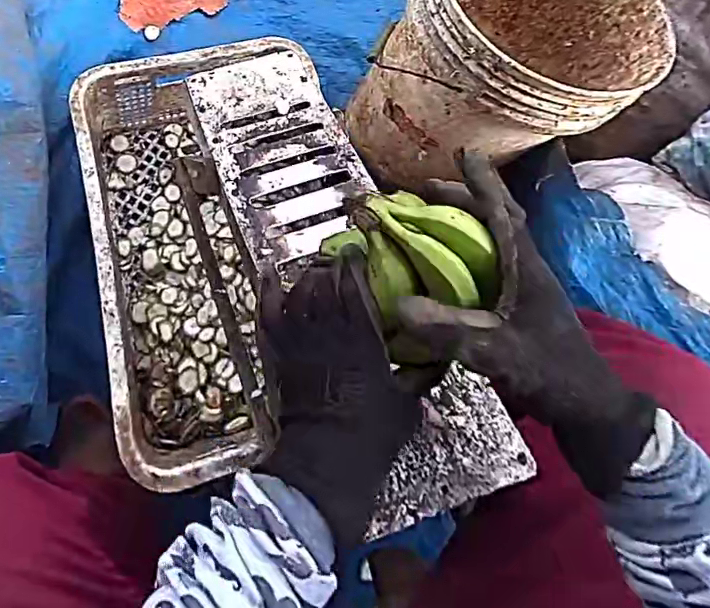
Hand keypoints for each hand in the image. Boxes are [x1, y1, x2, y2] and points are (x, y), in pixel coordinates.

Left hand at [259, 250, 423, 548]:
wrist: (326, 458)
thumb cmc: (371, 433)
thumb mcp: (407, 403)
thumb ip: (422, 373)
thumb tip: (442, 354)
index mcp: (361, 335)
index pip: (353, 283)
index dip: (353, 262)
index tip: (356, 251)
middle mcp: (327, 327)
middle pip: (324, 279)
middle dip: (330, 264)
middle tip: (336, 261)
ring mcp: (297, 336)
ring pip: (297, 289)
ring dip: (306, 276)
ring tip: (314, 272)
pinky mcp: (275, 349)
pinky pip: (266, 309)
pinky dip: (266, 288)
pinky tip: (268, 273)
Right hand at [390, 149, 656, 497]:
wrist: (590, 407)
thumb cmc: (551, 373)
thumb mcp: (497, 353)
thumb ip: (451, 331)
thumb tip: (400, 305)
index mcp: (526, 267)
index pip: (503, 213)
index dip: (483, 182)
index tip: (466, 152)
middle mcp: (527, 267)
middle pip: (498, 217)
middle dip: (466, 196)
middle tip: (429, 187)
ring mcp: (527, 283)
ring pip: (498, 235)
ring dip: (469, 217)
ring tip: (437, 212)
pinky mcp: (522, 301)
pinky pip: (494, 257)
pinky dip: (472, 244)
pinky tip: (452, 257)